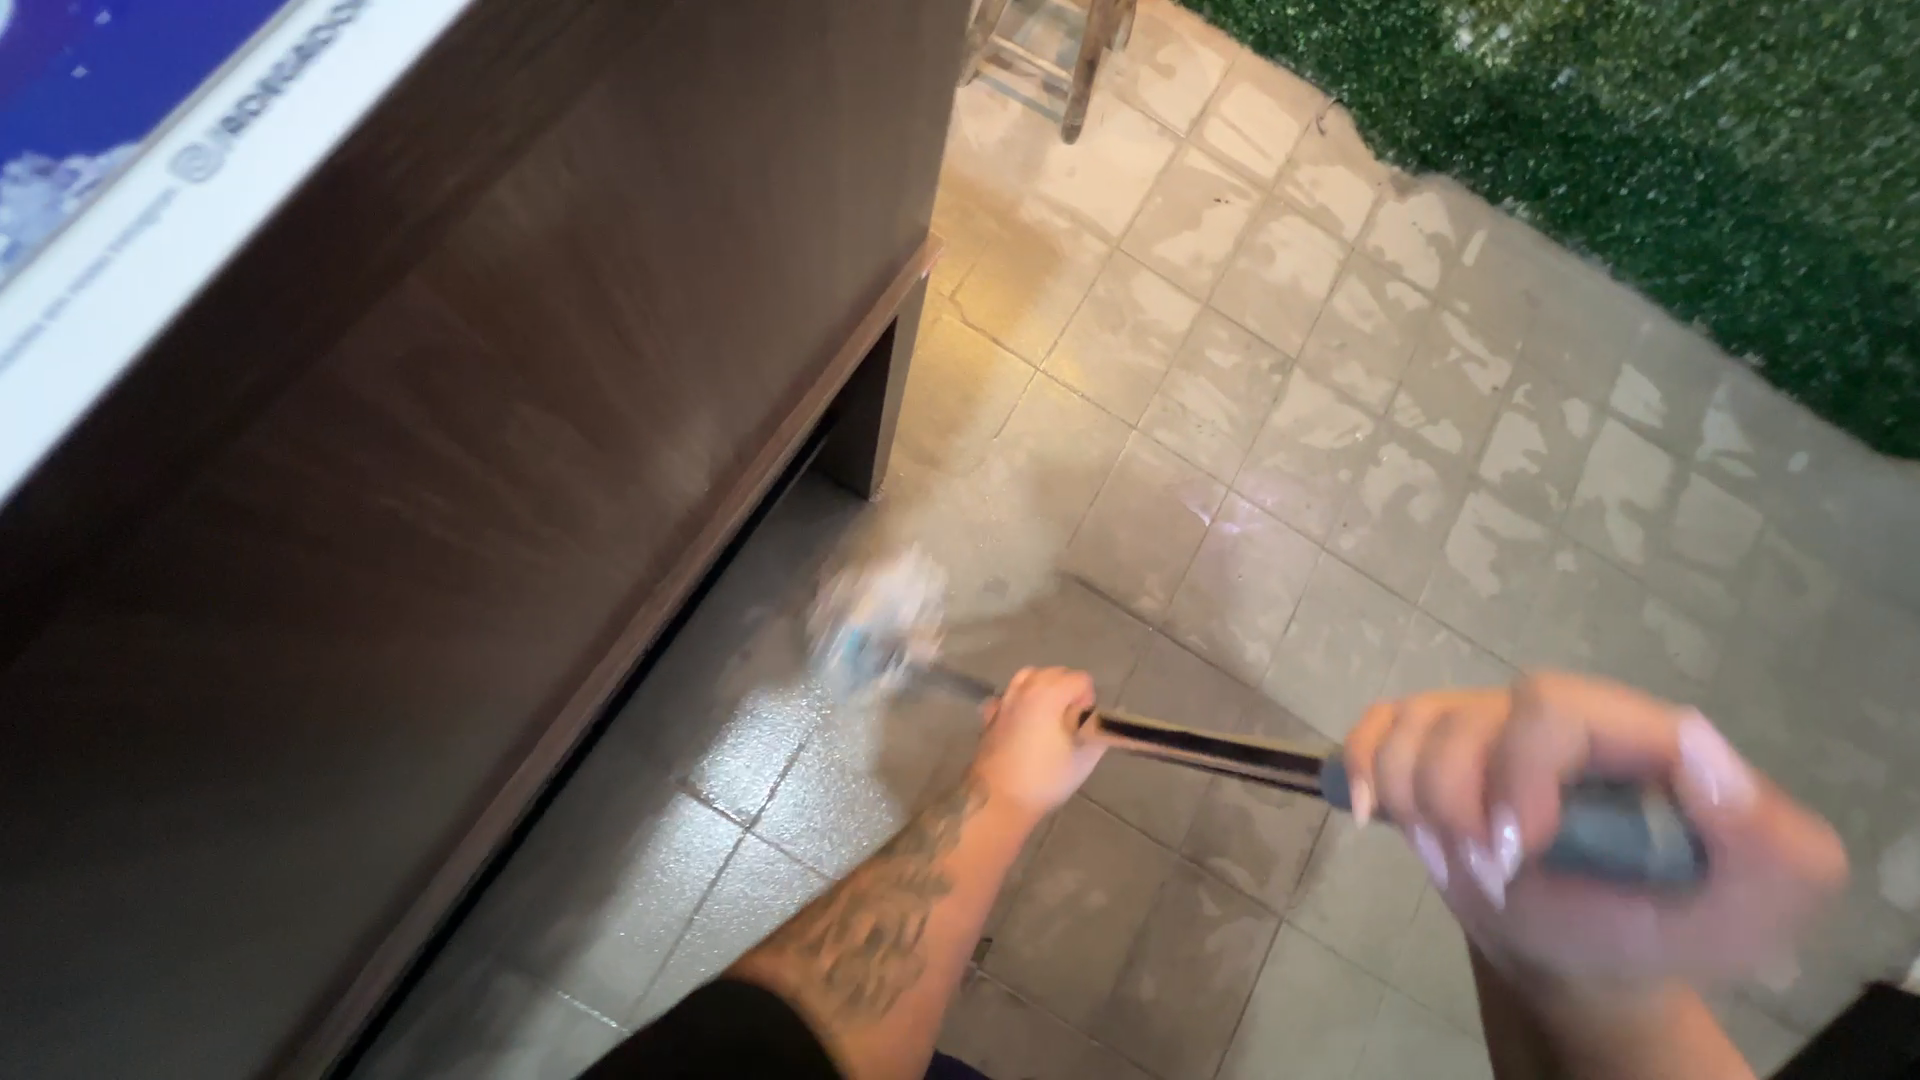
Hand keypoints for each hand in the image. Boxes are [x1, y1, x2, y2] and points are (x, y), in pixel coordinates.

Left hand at [970, 667, 1102, 819]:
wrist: (999, 798)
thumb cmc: (1045, 778)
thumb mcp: (1084, 758)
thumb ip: (1098, 733)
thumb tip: (1100, 721)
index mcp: (1049, 694)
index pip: (1080, 679)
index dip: (1088, 699)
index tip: (1083, 724)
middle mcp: (1024, 689)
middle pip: (1054, 673)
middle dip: (1068, 691)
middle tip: (1070, 723)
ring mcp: (1004, 700)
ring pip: (1028, 678)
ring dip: (1043, 690)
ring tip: (1049, 718)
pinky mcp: (990, 715)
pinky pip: (1008, 696)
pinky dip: (1019, 702)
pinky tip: (1023, 723)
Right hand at [1343, 672, 1846, 987]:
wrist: (1569, 941)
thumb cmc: (1649, 929)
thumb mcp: (1744, 914)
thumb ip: (1769, 843)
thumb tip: (1697, 746)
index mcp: (1628, 733)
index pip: (1554, 708)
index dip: (1517, 768)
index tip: (1514, 847)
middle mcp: (1544, 709)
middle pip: (1467, 719)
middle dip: (1455, 803)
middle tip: (1485, 870)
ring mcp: (1474, 715)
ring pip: (1409, 727)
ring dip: (1413, 806)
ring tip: (1452, 859)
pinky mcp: (1421, 732)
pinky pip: (1371, 727)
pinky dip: (1360, 771)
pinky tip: (1375, 815)